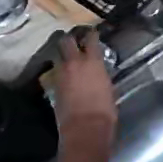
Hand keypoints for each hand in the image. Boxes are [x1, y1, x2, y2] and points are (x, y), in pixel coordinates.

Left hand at [51, 28, 115, 153]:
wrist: (85, 128)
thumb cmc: (105, 110)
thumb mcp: (108, 88)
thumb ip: (100, 76)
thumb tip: (97, 73)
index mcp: (92, 62)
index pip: (90, 40)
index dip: (91, 34)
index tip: (93, 32)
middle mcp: (74, 63)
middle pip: (66, 42)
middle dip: (70, 39)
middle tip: (75, 39)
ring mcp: (61, 74)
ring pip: (58, 57)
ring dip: (63, 56)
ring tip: (69, 58)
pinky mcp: (53, 87)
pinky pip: (56, 72)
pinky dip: (61, 70)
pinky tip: (67, 75)